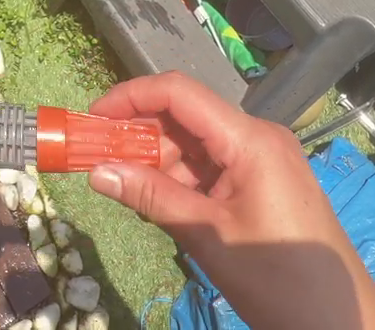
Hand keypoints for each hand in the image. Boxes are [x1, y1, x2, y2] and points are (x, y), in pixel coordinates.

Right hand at [86, 73, 374, 329]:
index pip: (178, 92)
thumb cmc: (281, 282)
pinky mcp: (264, 181)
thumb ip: (151, 197)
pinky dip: (180, 179)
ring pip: (194, 142)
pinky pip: (210, 165)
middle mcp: (256, 136)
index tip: (93, 118)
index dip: (130, 97)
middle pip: (184, 116)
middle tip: (100, 158)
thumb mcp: (208, 237)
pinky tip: (158, 201)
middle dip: (139, 133)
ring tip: (127, 189)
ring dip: (157, 160)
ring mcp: (262, 159)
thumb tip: (96, 172)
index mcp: (250, 138)